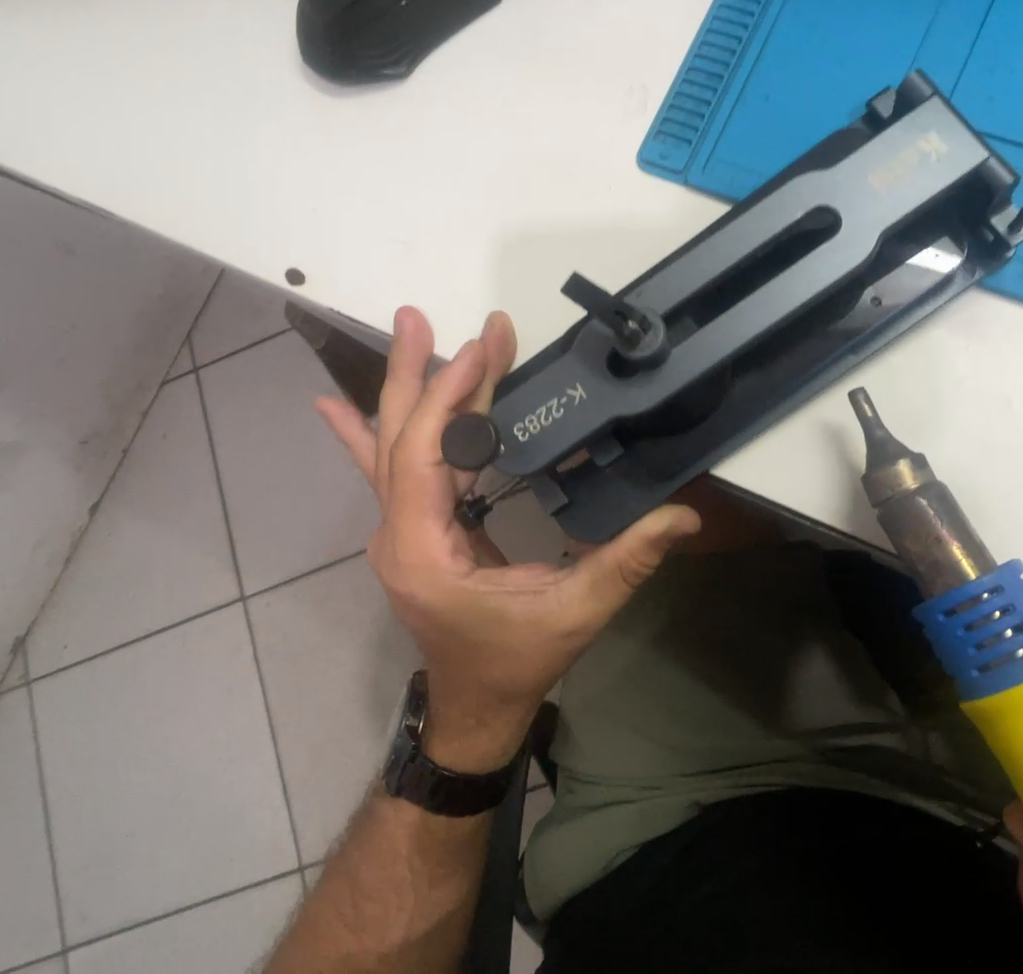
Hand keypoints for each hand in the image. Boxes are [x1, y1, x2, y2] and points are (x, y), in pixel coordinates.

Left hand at [317, 307, 700, 773]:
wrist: (476, 708)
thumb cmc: (518, 664)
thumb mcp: (576, 612)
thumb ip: (627, 560)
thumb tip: (684, 515)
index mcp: (424, 552)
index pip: (423, 455)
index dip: (448, 398)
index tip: (480, 348)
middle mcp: (397, 536)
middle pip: (395, 439)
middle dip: (417, 375)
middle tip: (422, 316)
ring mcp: (398, 535)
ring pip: (390, 448)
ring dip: (405, 391)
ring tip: (409, 333)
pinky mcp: (412, 534)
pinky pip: (392, 471)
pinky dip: (377, 432)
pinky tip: (338, 406)